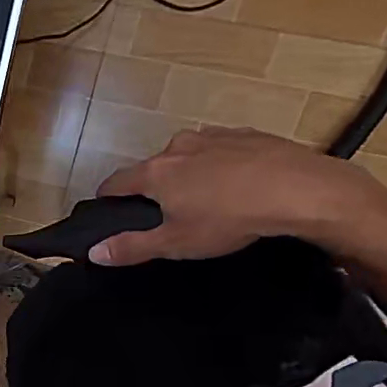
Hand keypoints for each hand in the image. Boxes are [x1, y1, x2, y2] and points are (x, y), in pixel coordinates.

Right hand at [88, 128, 386, 265]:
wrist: (292, 189)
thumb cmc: (226, 219)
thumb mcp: (176, 243)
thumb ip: (133, 247)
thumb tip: (93, 252)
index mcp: (156, 172)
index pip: (117, 182)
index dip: (108, 197)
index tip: (107, 208)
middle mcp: (178, 146)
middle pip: (153, 167)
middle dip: (154, 188)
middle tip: (168, 214)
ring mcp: (212, 135)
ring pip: (187, 156)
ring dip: (188, 174)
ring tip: (206, 200)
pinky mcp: (244, 133)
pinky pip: (219, 151)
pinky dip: (218, 166)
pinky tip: (236, 185)